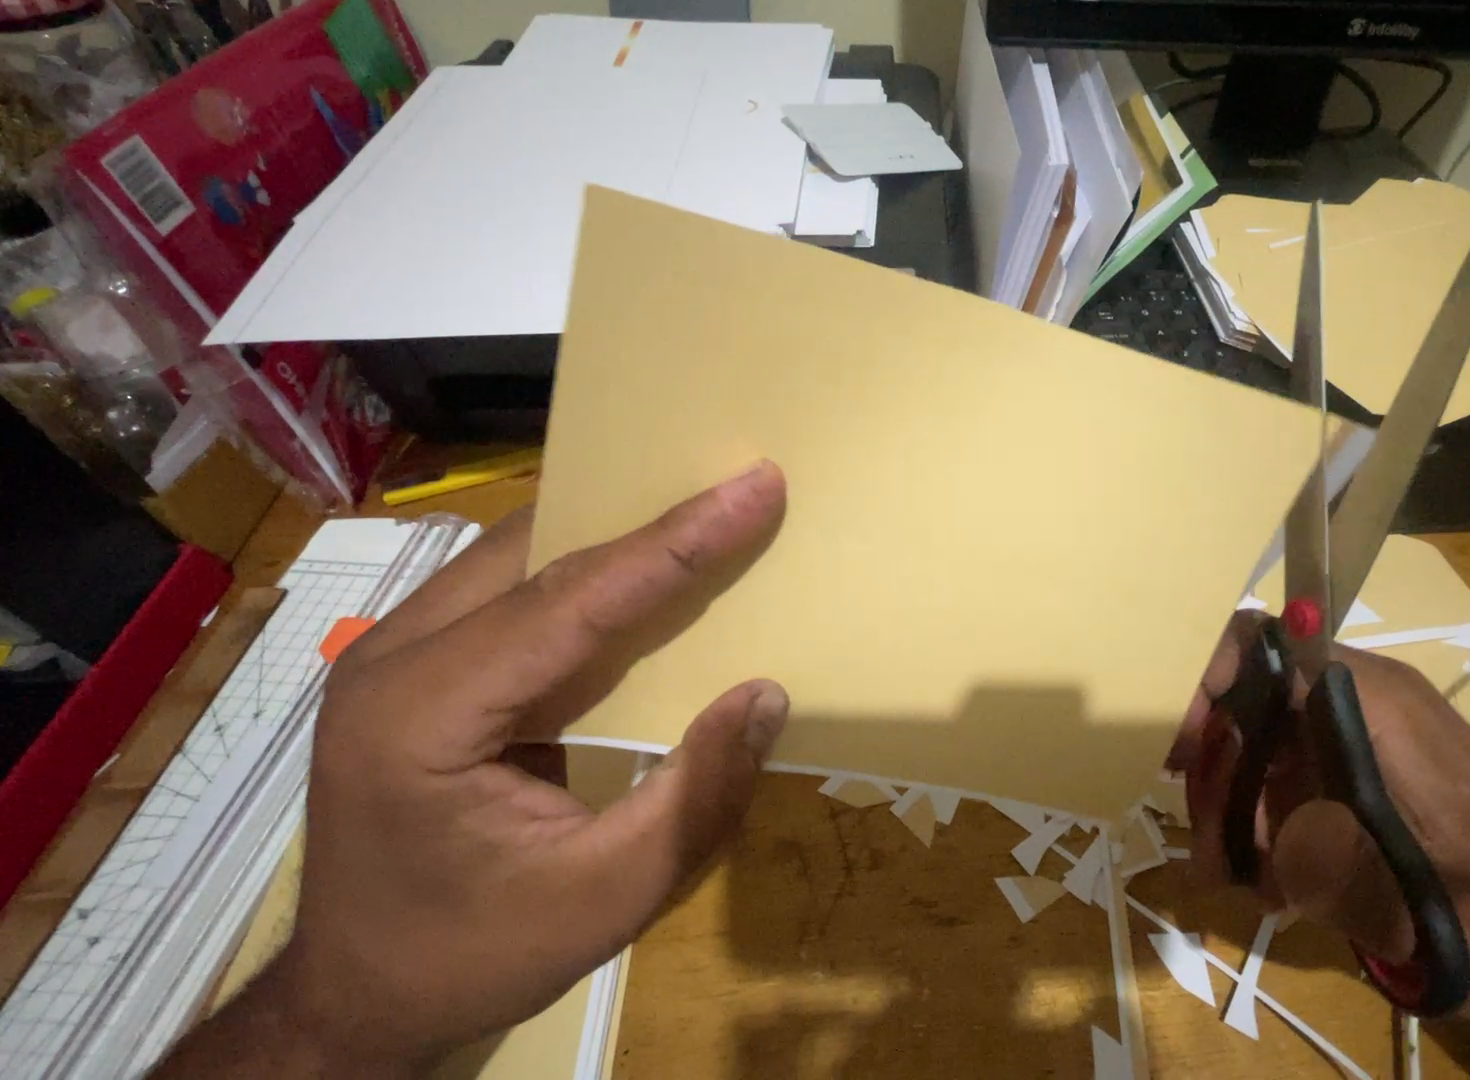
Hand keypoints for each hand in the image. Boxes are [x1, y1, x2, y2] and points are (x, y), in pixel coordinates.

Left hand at [249, 463, 787, 1070]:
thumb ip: (697, 796)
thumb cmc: (477, 953)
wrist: (359, 997)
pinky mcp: (421, 663)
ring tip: (703, 514)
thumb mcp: (609, 898)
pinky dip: (590, 569)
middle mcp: (394, 659)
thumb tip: (768, 693)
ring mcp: (396, 654)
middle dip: (647, 514)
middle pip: (540, 555)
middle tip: (738, 483)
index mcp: (423, 715)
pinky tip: (643, 571)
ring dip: (616, 532)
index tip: (755, 487)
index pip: (572, 600)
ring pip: (523, 555)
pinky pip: (517, 587)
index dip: (676, 542)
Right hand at [1175, 614, 1469, 1030]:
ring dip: (1241, 808)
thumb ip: (1295, 815)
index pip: (1261, 642)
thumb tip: (1211, 762)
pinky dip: (1280, 824)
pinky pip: (1302, 777)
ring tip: (1239, 880)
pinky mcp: (1374, 775)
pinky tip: (1280, 883)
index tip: (1177, 747)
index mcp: (1370, 701)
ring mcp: (1369, 739)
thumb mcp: (1382, 884)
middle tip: (1208, 845)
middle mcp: (1365, 704)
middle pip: (1251, 703)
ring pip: (1269, 746)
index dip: (1202, 678)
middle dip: (1217, 770)